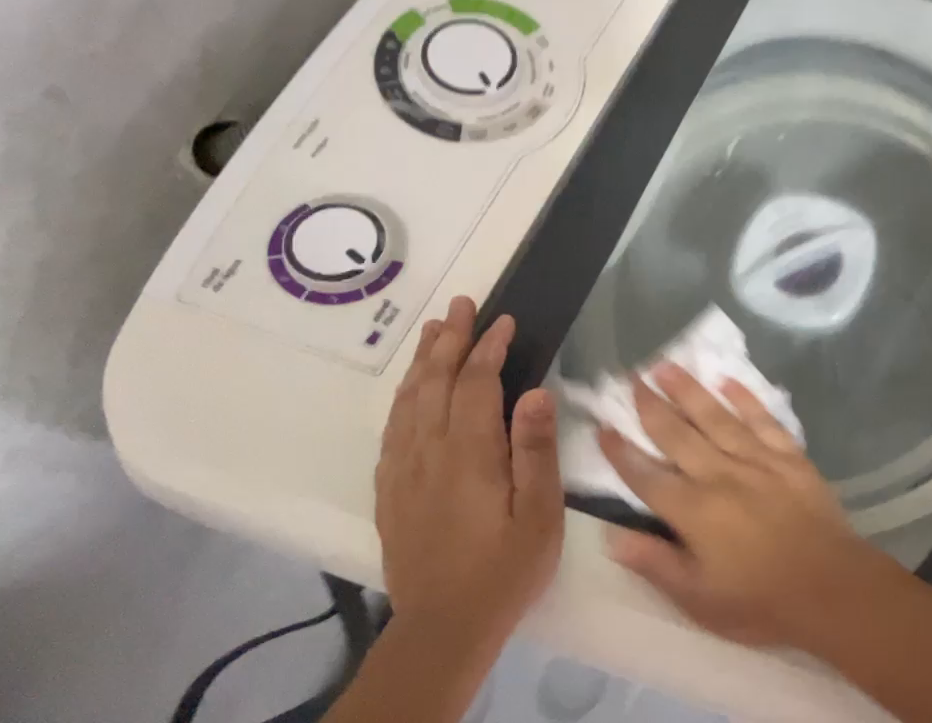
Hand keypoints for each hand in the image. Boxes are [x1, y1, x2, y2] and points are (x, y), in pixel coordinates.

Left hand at [375, 297, 563, 650]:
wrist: (444, 626)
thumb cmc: (506, 567)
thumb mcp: (540, 512)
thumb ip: (535, 449)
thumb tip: (537, 392)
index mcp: (469, 454)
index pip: (477, 385)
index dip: (489, 348)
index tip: (505, 320)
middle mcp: (429, 454)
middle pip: (435, 384)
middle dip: (450, 340)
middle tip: (462, 304)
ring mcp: (404, 472)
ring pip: (409, 403)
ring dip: (423, 362)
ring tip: (434, 330)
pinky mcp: (391, 492)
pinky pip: (393, 430)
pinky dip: (404, 398)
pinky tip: (412, 392)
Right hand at [598, 363, 887, 648]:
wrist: (830, 585)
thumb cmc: (759, 601)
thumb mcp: (697, 598)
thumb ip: (655, 563)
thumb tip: (611, 536)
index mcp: (694, 511)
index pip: (647, 476)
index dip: (622, 453)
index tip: (603, 426)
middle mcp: (721, 475)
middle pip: (679, 435)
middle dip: (651, 406)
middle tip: (631, 377)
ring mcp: (759, 460)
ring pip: (717, 417)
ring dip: (690, 390)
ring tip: (668, 365)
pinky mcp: (791, 456)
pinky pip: (764, 419)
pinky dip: (746, 398)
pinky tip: (729, 380)